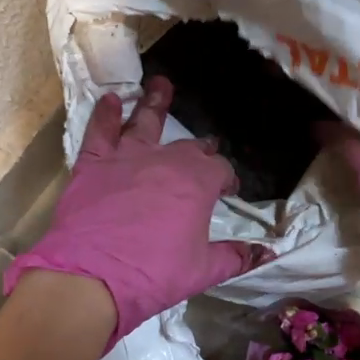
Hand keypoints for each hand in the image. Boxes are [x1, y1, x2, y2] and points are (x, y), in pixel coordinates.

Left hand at [4, 76, 268, 349]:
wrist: (92, 277)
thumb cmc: (155, 273)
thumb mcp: (203, 270)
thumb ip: (235, 257)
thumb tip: (267, 254)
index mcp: (197, 183)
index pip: (220, 170)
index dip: (227, 179)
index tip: (229, 190)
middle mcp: (165, 161)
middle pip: (188, 147)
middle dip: (200, 148)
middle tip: (205, 147)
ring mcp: (126, 158)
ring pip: (143, 121)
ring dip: (154, 102)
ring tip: (160, 82)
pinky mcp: (92, 164)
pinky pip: (99, 131)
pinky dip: (105, 114)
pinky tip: (109, 100)